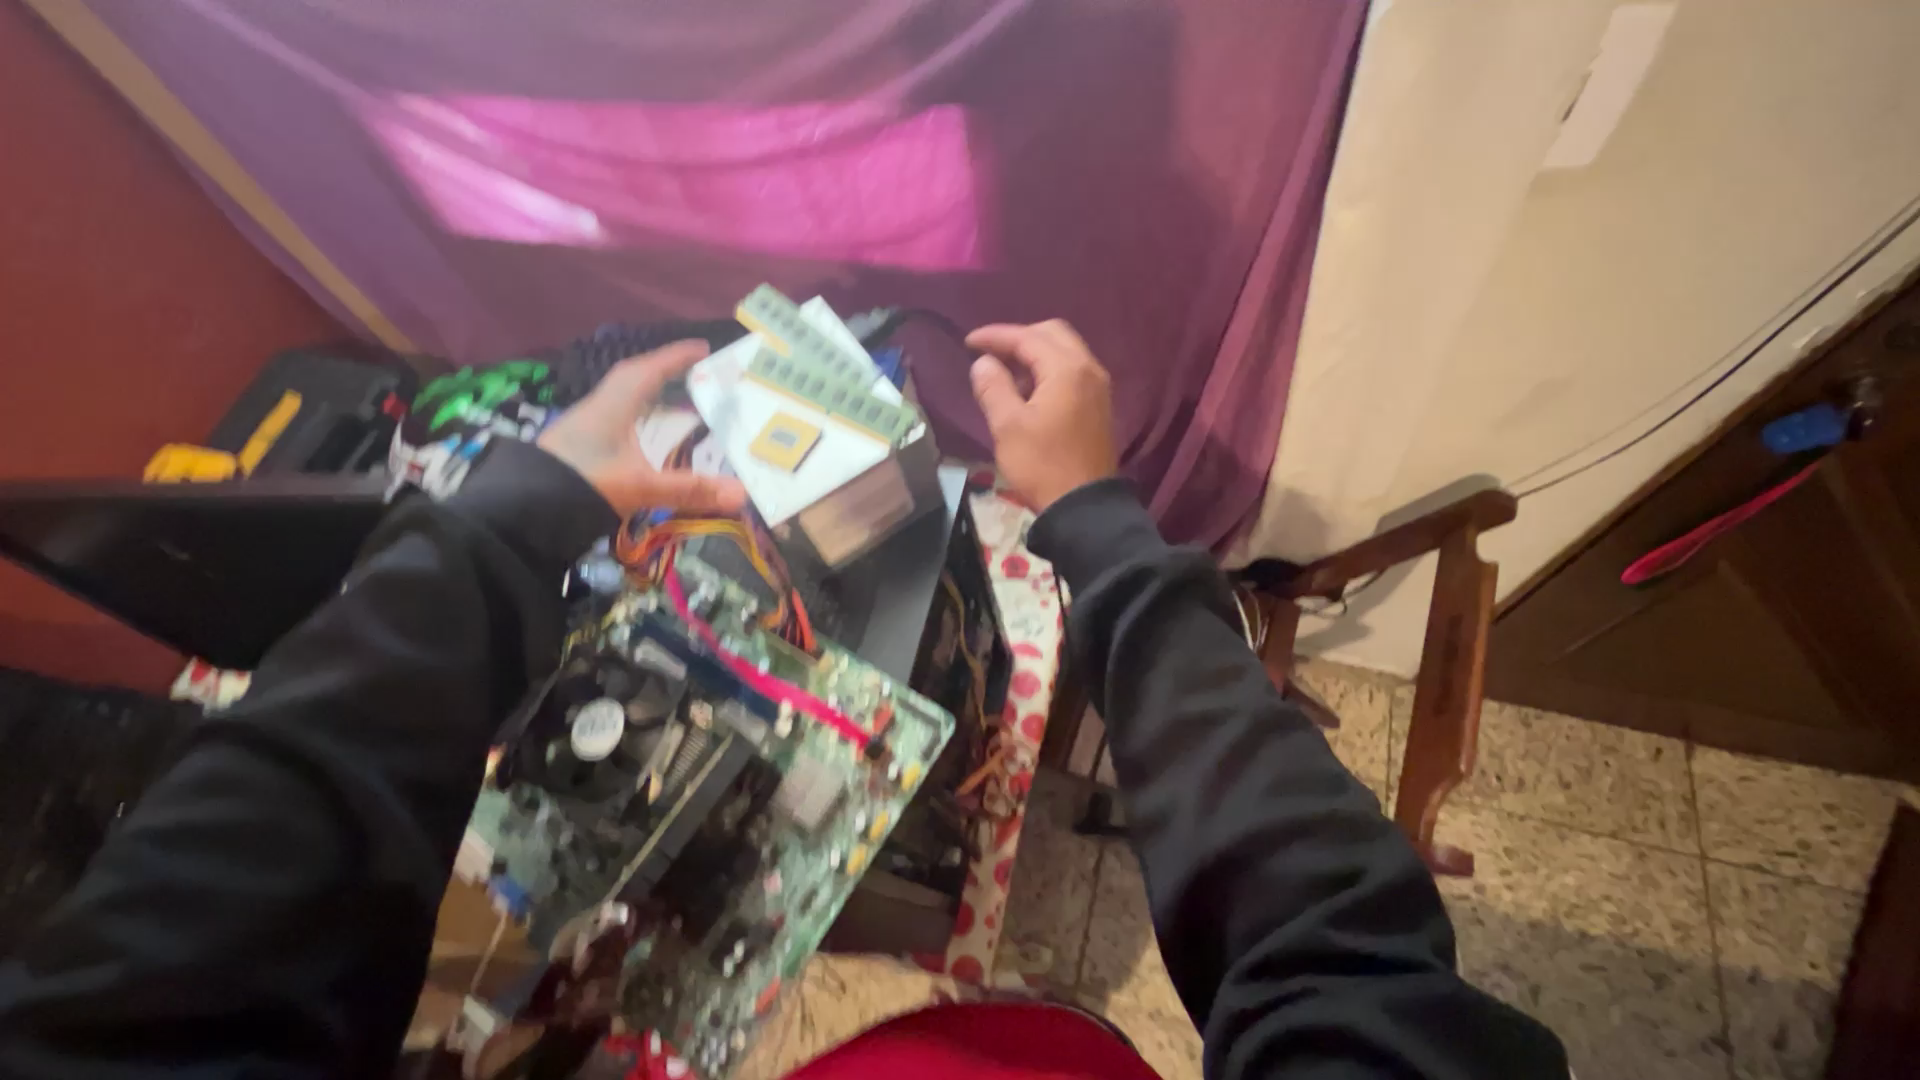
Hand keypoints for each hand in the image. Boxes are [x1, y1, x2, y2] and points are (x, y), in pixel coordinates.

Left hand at [536, 341, 747, 518]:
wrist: (523, 510)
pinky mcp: (578, 445)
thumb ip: (690, 490)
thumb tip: (741, 494)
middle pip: (634, 379)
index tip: (703, 348)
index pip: (650, 370)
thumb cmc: (584, 485)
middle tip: (693, 373)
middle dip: (665, 371)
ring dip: (648, 393)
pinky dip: (636, 416)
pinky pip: (615, 417)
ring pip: (622, 398)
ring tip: (675, 398)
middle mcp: (599, 408)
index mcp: (615, 405)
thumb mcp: (642, 487)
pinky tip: (644, 433)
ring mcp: (585, 426)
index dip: (677, 357)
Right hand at [966, 320, 1117, 511]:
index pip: (1027, 337)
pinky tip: (1029, 391)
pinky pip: (1072, 372)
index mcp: (1067, 369)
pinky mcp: (1098, 406)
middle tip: (990, 352)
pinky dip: (1049, 371)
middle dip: (1019, 338)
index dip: (995, 336)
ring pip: (1064, 352)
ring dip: (1034, 354)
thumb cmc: (1042, 465)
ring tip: (1005, 372)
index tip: (968, 342)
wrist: (1083, 506)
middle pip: (1052, 334)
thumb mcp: (1008, 426)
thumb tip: (984, 363)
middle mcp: (1089, 369)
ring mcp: (1098, 388)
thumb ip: (993, 387)